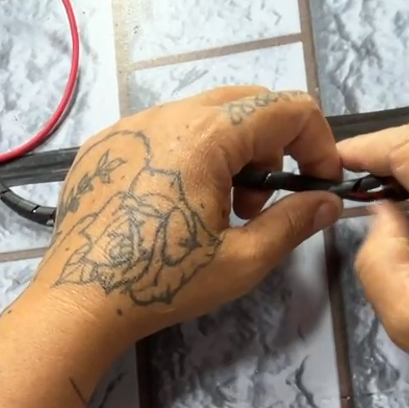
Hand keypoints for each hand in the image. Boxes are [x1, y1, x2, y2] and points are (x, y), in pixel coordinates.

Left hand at [29, 87, 345, 351]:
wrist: (79, 301)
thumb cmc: (160, 284)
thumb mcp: (240, 261)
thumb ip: (292, 223)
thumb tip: (328, 202)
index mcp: (206, 136)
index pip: (286, 108)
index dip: (316, 143)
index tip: (317, 183)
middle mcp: (165, 116)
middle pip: (243, 106)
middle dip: (268, 150)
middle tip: (256, 206)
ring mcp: (127, 128)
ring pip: (198, 119)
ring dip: (224, 155)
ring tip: (213, 212)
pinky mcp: (101, 149)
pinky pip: (157, 136)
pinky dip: (181, 160)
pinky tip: (168, 210)